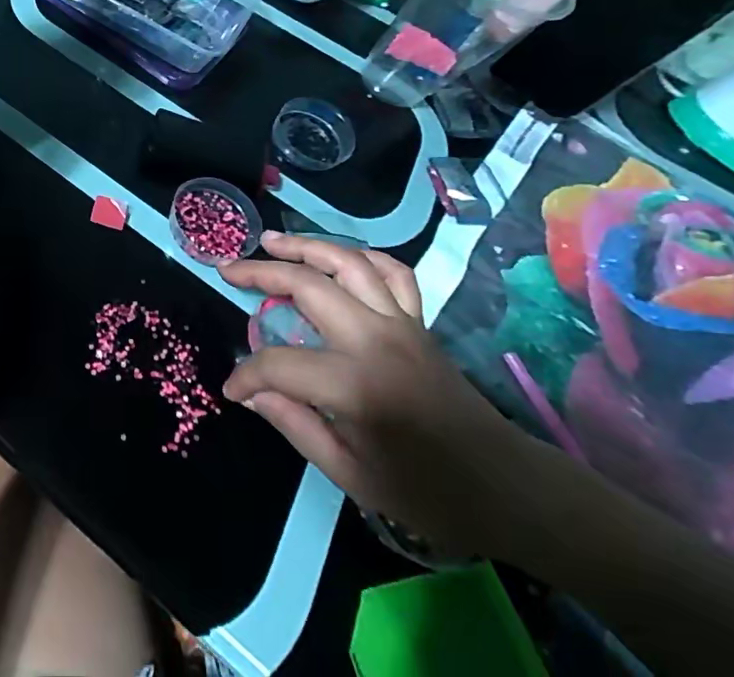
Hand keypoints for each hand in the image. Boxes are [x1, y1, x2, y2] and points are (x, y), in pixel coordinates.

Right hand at [221, 233, 540, 554]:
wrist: (506, 487)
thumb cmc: (426, 492)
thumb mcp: (350, 474)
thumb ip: (295, 425)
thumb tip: (252, 394)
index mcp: (356, 385)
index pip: (279, 365)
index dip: (247, 376)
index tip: (233, 390)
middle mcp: (377, 340)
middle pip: (308, 286)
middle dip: (260, 274)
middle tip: (226, 270)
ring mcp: (402, 324)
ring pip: (349, 263)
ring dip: (305, 246)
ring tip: (269, 241)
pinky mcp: (419, 323)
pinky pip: (391, 273)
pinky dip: (359, 256)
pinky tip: (335, 257)